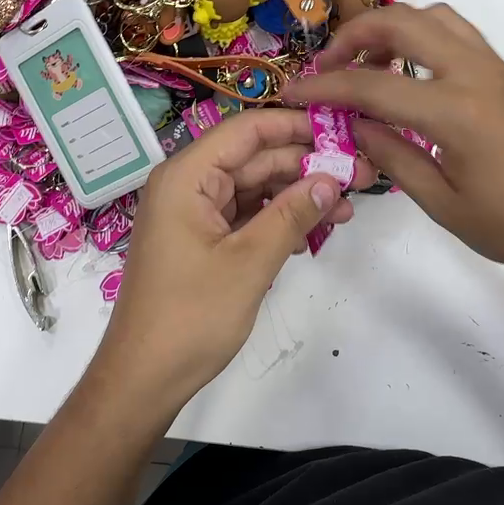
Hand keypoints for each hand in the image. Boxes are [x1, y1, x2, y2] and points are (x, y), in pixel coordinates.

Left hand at [98, 109, 354, 397]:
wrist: (143, 378)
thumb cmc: (190, 316)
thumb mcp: (249, 262)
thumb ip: (291, 215)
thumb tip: (331, 179)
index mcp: (187, 175)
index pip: (247, 129)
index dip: (295, 126)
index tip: (341, 131)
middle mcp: (187, 183)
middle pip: (254, 158)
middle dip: (305, 166)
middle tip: (360, 177)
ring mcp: (193, 211)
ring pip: (254, 187)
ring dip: (296, 196)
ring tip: (345, 210)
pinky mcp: (200, 237)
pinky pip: (245, 214)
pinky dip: (277, 219)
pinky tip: (311, 234)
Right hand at [283, 4, 503, 305]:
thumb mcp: (443, 204)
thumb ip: (391, 155)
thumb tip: (352, 123)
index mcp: (454, 111)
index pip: (370, 85)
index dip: (323, 88)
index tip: (291, 93)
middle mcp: (474, 73)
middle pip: (399, 22)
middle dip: (351, 37)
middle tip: (327, 71)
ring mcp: (495, 67)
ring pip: (431, 14)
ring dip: (390, 28)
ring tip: (368, 65)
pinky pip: (455, 31)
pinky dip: (421, 34)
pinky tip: (410, 73)